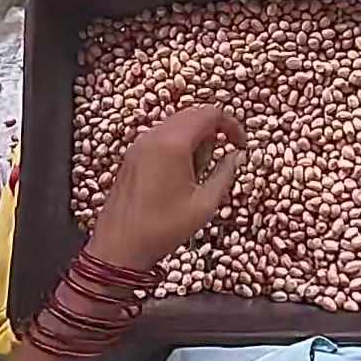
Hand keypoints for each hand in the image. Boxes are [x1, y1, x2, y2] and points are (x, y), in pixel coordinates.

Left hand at [87, 106, 247, 271]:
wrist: (118, 246)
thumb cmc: (162, 228)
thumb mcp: (204, 205)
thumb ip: (224, 174)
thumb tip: (236, 156)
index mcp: (173, 144)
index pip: (210, 114)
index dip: (231, 125)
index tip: (241, 145)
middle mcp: (154, 136)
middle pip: (192, 114)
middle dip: (214, 130)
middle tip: (222, 158)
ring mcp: (139, 144)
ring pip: (176, 124)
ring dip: (195, 139)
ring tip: (199, 172)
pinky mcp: (132, 156)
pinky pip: (161, 137)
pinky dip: (177, 145)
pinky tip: (180, 174)